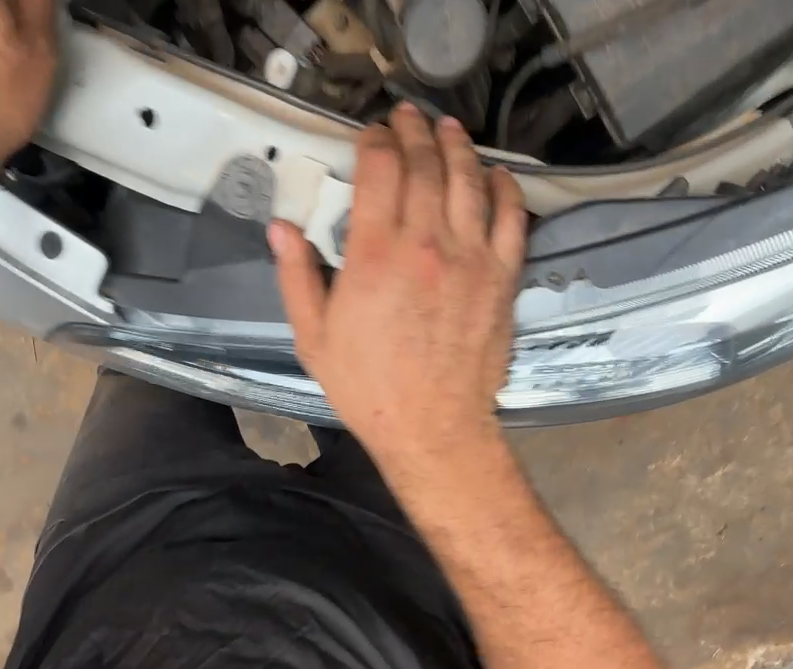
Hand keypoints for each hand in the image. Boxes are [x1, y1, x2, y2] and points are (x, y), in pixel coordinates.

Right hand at [269, 104, 527, 470]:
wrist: (430, 426)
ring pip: (469, 180)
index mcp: (375, 255)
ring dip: (457, 146)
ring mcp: (470, 258)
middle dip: (414, 132)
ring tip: (448, 130)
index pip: (379, 170)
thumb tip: (282, 230)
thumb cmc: (368, 387)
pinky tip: (495, 175)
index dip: (374, 142)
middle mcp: (426, 244)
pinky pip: (510, 217)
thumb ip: (296, 277)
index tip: (369, 136)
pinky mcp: (500, 278)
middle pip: (425, 164)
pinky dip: (504, 189)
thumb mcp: (313, 337)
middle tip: (407, 119)